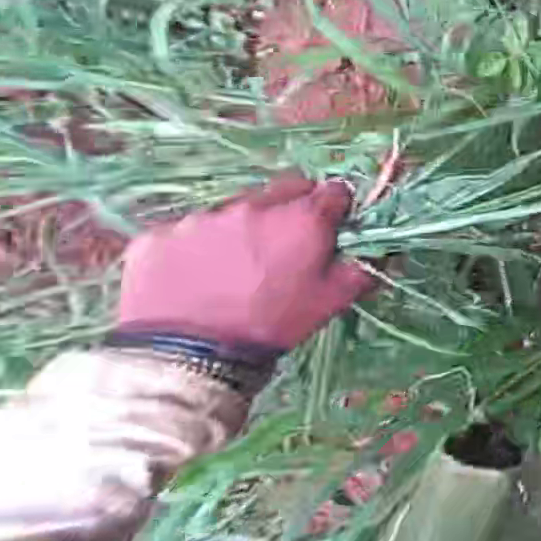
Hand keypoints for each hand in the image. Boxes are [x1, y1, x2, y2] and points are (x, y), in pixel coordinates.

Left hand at [117, 175, 374, 351]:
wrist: (187, 353)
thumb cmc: (274, 322)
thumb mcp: (334, 298)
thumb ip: (363, 266)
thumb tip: (382, 251)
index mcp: (302, 219)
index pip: (334, 191)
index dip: (337, 207)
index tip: (333, 225)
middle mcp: (253, 206)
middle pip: (285, 188)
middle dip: (294, 206)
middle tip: (288, 240)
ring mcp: (201, 218)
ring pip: (235, 207)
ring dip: (246, 224)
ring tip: (238, 262)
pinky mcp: (158, 234)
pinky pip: (189, 229)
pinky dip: (200, 244)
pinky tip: (199, 273)